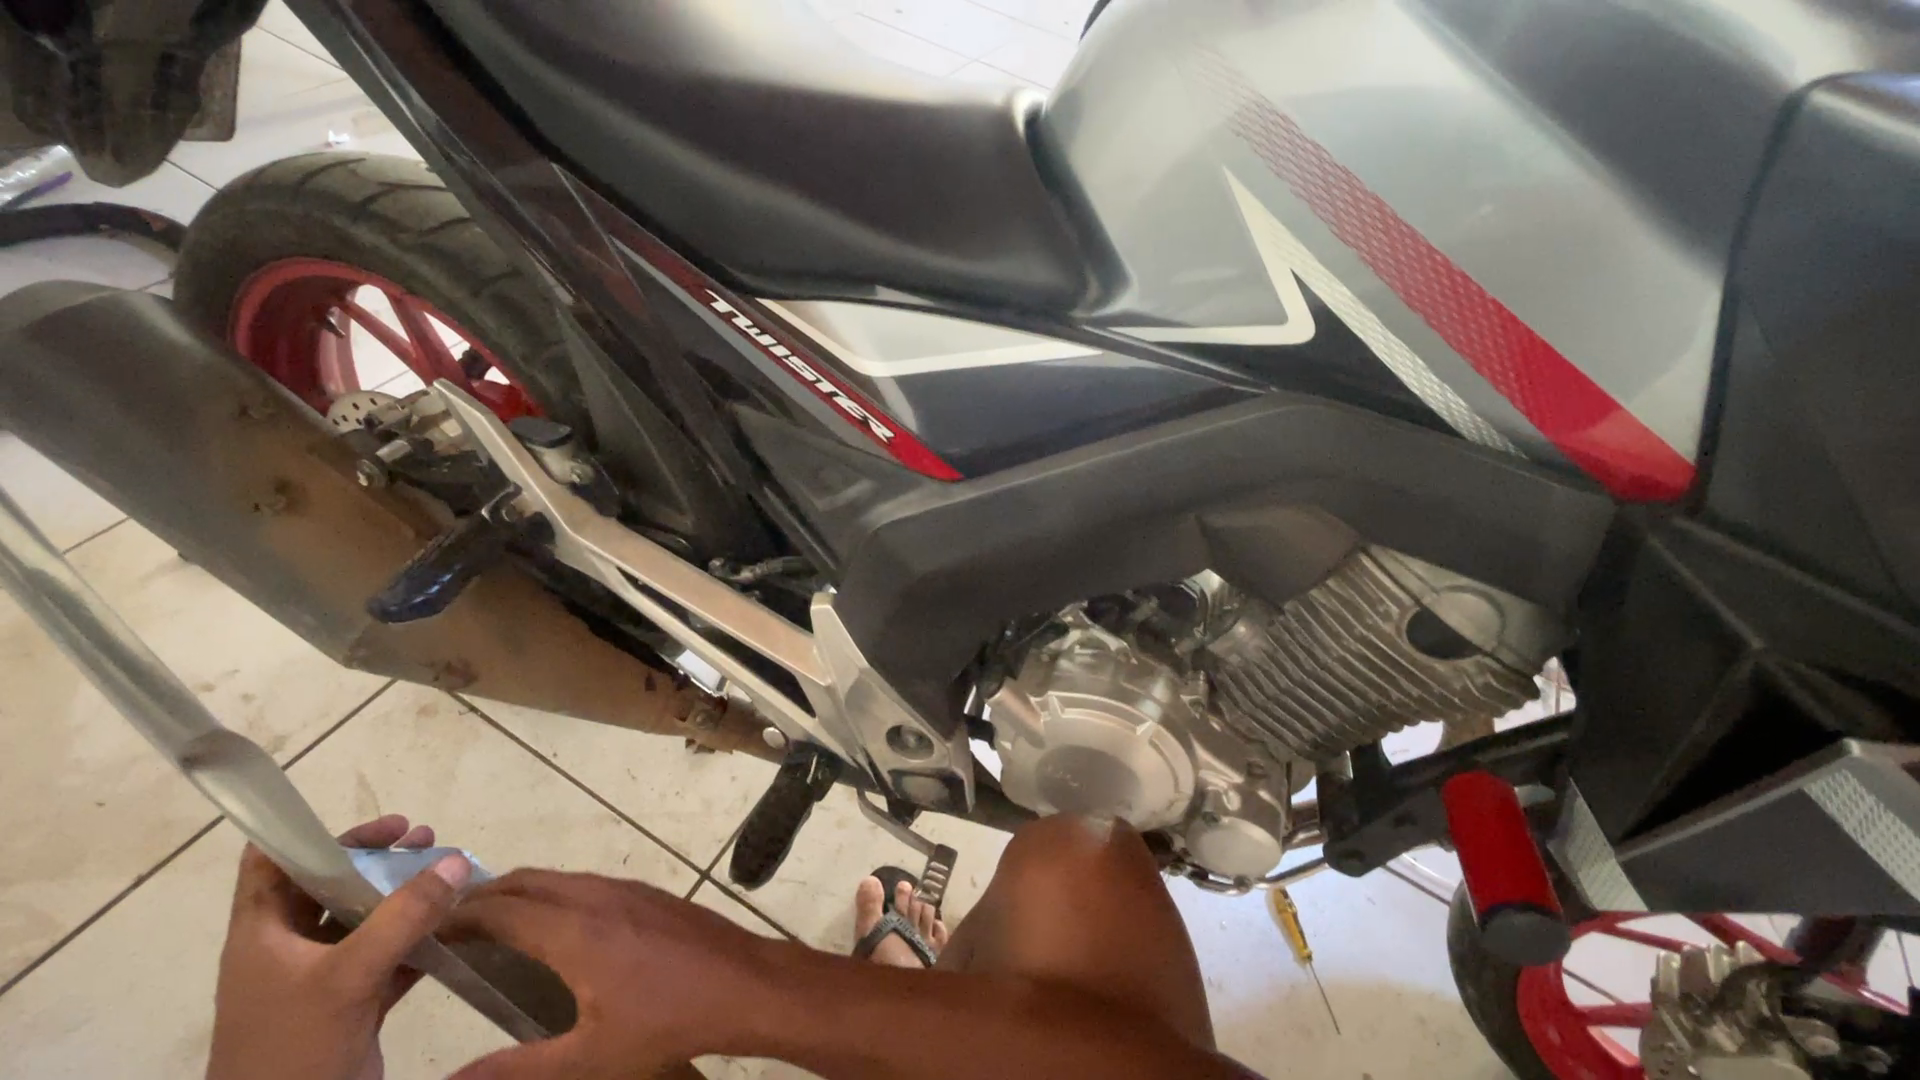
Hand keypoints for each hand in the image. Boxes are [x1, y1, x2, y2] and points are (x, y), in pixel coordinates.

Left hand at [206, 815, 470, 1079]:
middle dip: (376, 858)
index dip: (318, 836)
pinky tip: (460, 922)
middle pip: (329, 884)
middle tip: (423, 839)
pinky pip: (392, 955)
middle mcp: (288, 949)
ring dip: (405, 894)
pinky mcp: (353, 1003)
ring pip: (366, 919)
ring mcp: (321, 977)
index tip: (377, 826)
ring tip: (449, 871)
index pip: (273, 864)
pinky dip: (423, 935)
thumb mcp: (347, 977)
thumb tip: (455, 861)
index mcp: (262, 935)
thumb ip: (403, 917)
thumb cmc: (293, 1048)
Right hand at [444, 870, 778, 1078]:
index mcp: (575, 929)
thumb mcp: (588, 1058)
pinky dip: (555, 894)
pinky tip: (557, 929)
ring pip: (561, 878)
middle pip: (527, 882)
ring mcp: (630, 890)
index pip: (500, 909)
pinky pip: (588, 883)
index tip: (422, 930)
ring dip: (522, 892)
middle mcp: (599, 896)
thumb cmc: (667, 1021)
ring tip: (493, 926)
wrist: (745, 984)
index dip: (456, 917)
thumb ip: (515, 1071)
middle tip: (447, 927)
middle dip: (483, 897)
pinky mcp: (651, 895)